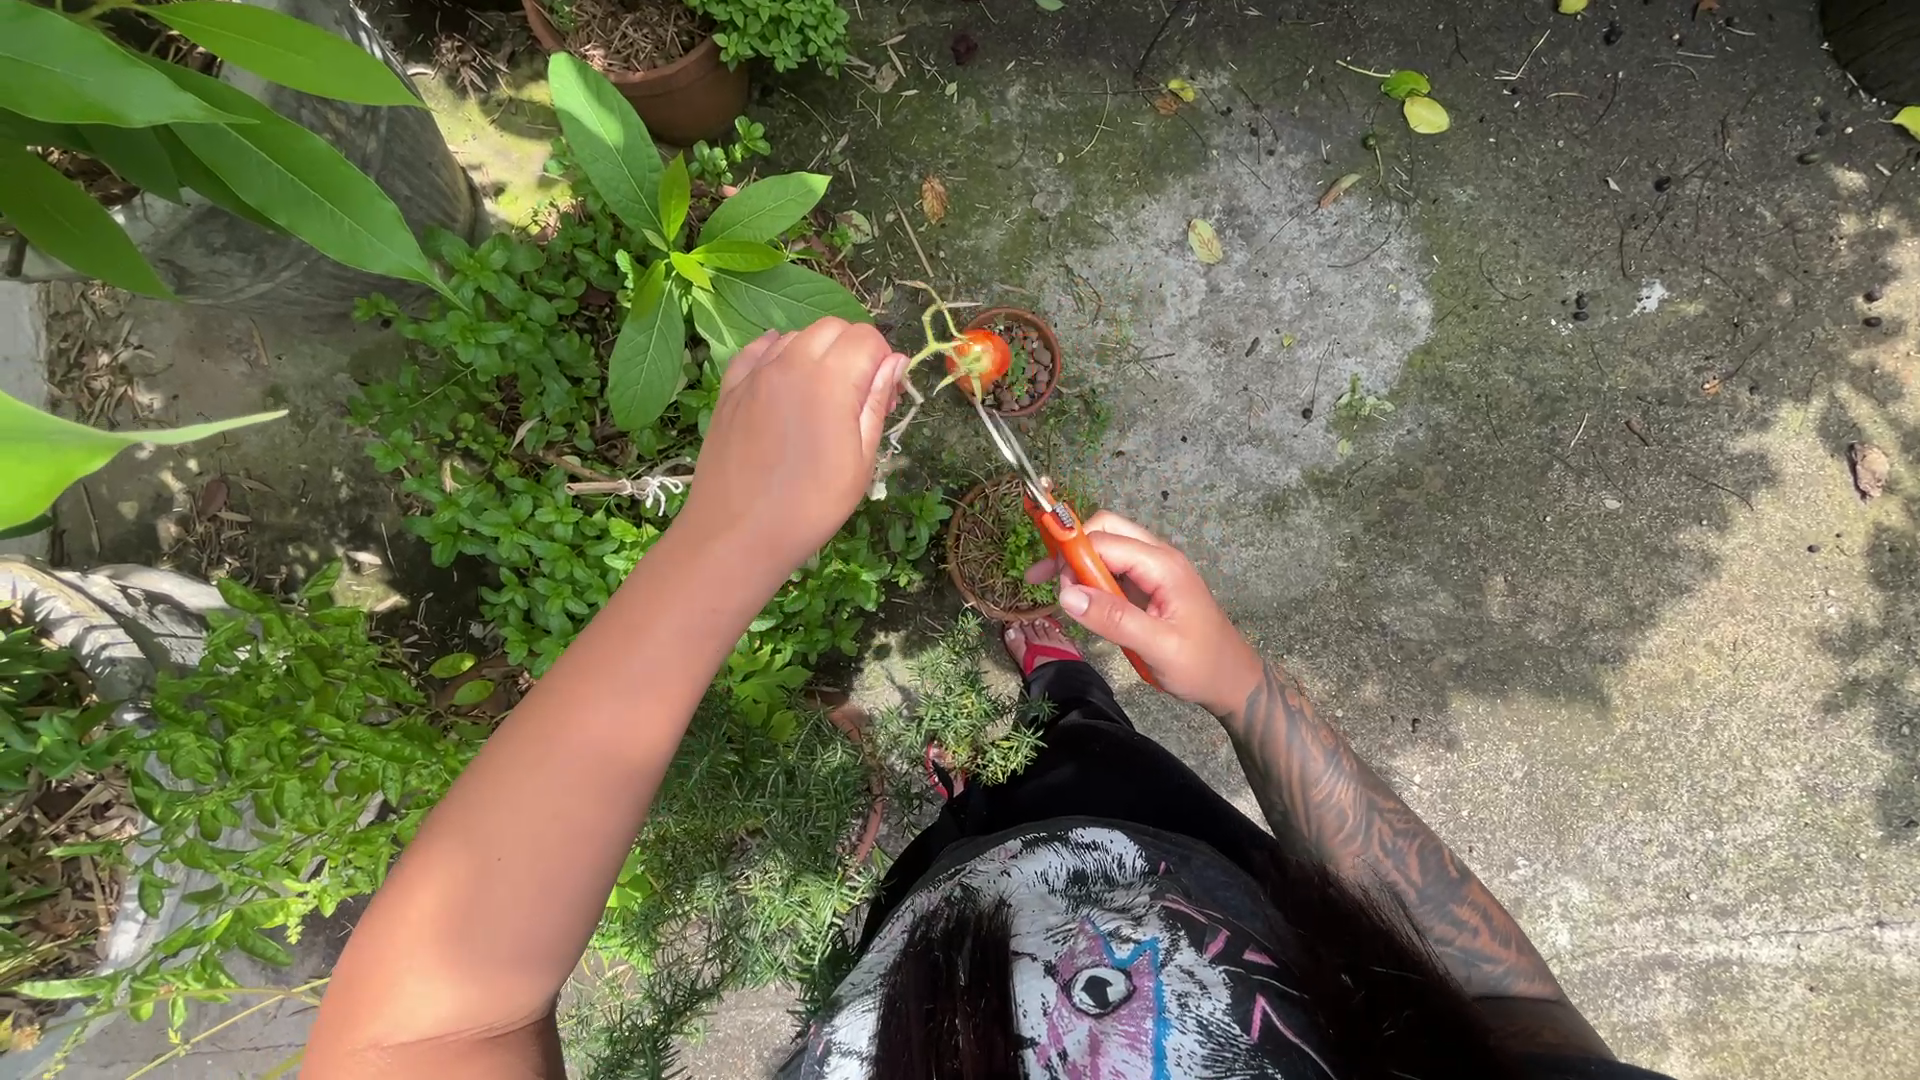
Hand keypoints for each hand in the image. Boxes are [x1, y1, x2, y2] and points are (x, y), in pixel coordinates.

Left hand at [674, 319, 905, 573]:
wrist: (738, 534)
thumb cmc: (811, 506)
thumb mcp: (861, 461)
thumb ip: (876, 403)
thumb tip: (896, 361)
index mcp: (830, 379)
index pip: (868, 338)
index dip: (884, 362)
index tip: (885, 397)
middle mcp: (790, 362)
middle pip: (833, 328)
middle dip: (854, 350)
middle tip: (857, 397)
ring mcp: (755, 372)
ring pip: (796, 335)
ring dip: (817, 353)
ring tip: (821, 398)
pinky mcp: (729, 388)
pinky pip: (758, 350)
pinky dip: (778, 354)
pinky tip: (784, 379)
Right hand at [1026, 512, 1263, 715]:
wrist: (1233, 681)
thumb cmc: (1202, 665)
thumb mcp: (1158, 647)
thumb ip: (1114, 619)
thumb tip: (1067, 594)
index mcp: (1163, 565)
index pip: (1106, 540)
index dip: (1074, 557)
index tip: (1055, 587)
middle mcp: (1157, 557)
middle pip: (1105, 529)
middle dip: (1071, 548)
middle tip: (1045, 579)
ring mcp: (1153, 570)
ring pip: (1106, 546)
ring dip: (1077, 563)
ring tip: (1053, 589)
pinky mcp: (1147, 585)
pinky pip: (1112, 568)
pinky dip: (1089, 577)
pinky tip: (1077, 599)